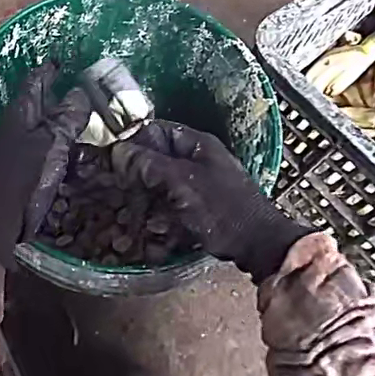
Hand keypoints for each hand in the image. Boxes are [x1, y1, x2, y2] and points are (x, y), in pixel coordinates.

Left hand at [0, 63, 91, 265]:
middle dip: (57, 90)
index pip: (36, 82)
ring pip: (43, 122)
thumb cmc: (23, 176)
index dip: (50, 70)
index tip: (65, 60)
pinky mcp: (26, 167)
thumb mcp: (50, 142)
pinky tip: (76, 142)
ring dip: (60, 114)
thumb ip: (66, 118)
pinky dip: (61, 137)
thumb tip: (80, 92)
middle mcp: (18, 125)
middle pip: (39, 101)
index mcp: (21, 112)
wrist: (0, 217)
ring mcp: (20, 146)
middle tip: (82, 82)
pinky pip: (47, 142)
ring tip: (85, 109)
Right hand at [111, 120, 309, 281]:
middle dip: (138, 174)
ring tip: (136, 214)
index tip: (116, 160)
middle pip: (157, 157)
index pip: (156, 129)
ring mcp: (201, 183)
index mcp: (197, 144)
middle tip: (123, 190)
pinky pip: (172, 204)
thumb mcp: (182, 182)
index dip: (134, 141)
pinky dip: (161, 215)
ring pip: (162, 183)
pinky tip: (155, 229)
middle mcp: (199, 159)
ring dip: (147, 198)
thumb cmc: (224, 210)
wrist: (258, 245)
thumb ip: (149, 164)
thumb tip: (118, 151)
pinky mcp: (202, 206)